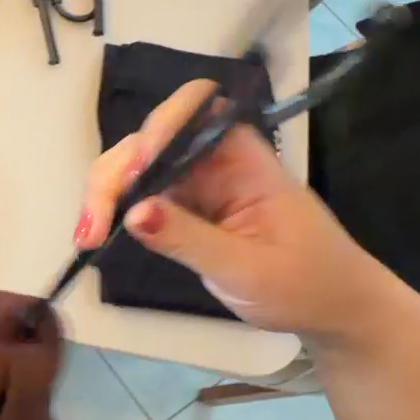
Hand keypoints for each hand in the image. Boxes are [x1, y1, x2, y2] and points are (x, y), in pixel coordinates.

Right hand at [77, 79, 398, 340]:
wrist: (333, 310)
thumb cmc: (306, 285)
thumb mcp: (248, 269)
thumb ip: (188, 240)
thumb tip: (131, 213)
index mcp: (244, 158)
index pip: (198, 109)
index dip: (160, 127)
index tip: (138, 174)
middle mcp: (213, 160)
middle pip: (149, 139)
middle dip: (113, 174)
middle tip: (92, 227)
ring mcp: (194, 183)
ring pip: (133, 166)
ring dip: (103, 194)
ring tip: (86, 238)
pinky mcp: (180, 207)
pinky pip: (136, 195)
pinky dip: (109, 211)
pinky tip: (94, 236)